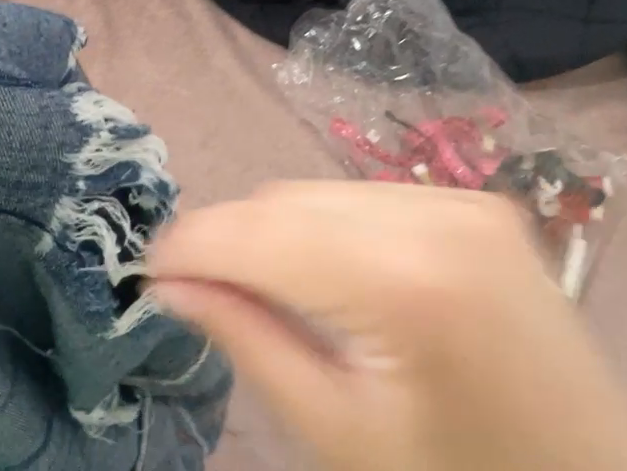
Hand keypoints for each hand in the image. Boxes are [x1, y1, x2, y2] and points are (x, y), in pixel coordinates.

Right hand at [147, 182, 626, 470]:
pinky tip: (330, 279)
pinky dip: (327, 228)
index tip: (148, 273)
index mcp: (405, 278)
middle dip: (230, 239)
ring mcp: (463, 200)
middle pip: (286, 200)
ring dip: (276, 233)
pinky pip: (366, 198)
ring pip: (320, 193)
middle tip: (197, 291)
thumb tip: (174, 283)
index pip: (259, 232)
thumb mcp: (338, 434)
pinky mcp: (477, 205)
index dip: (191, 246)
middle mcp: (436, 213)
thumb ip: (249, 339)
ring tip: (262, 290)